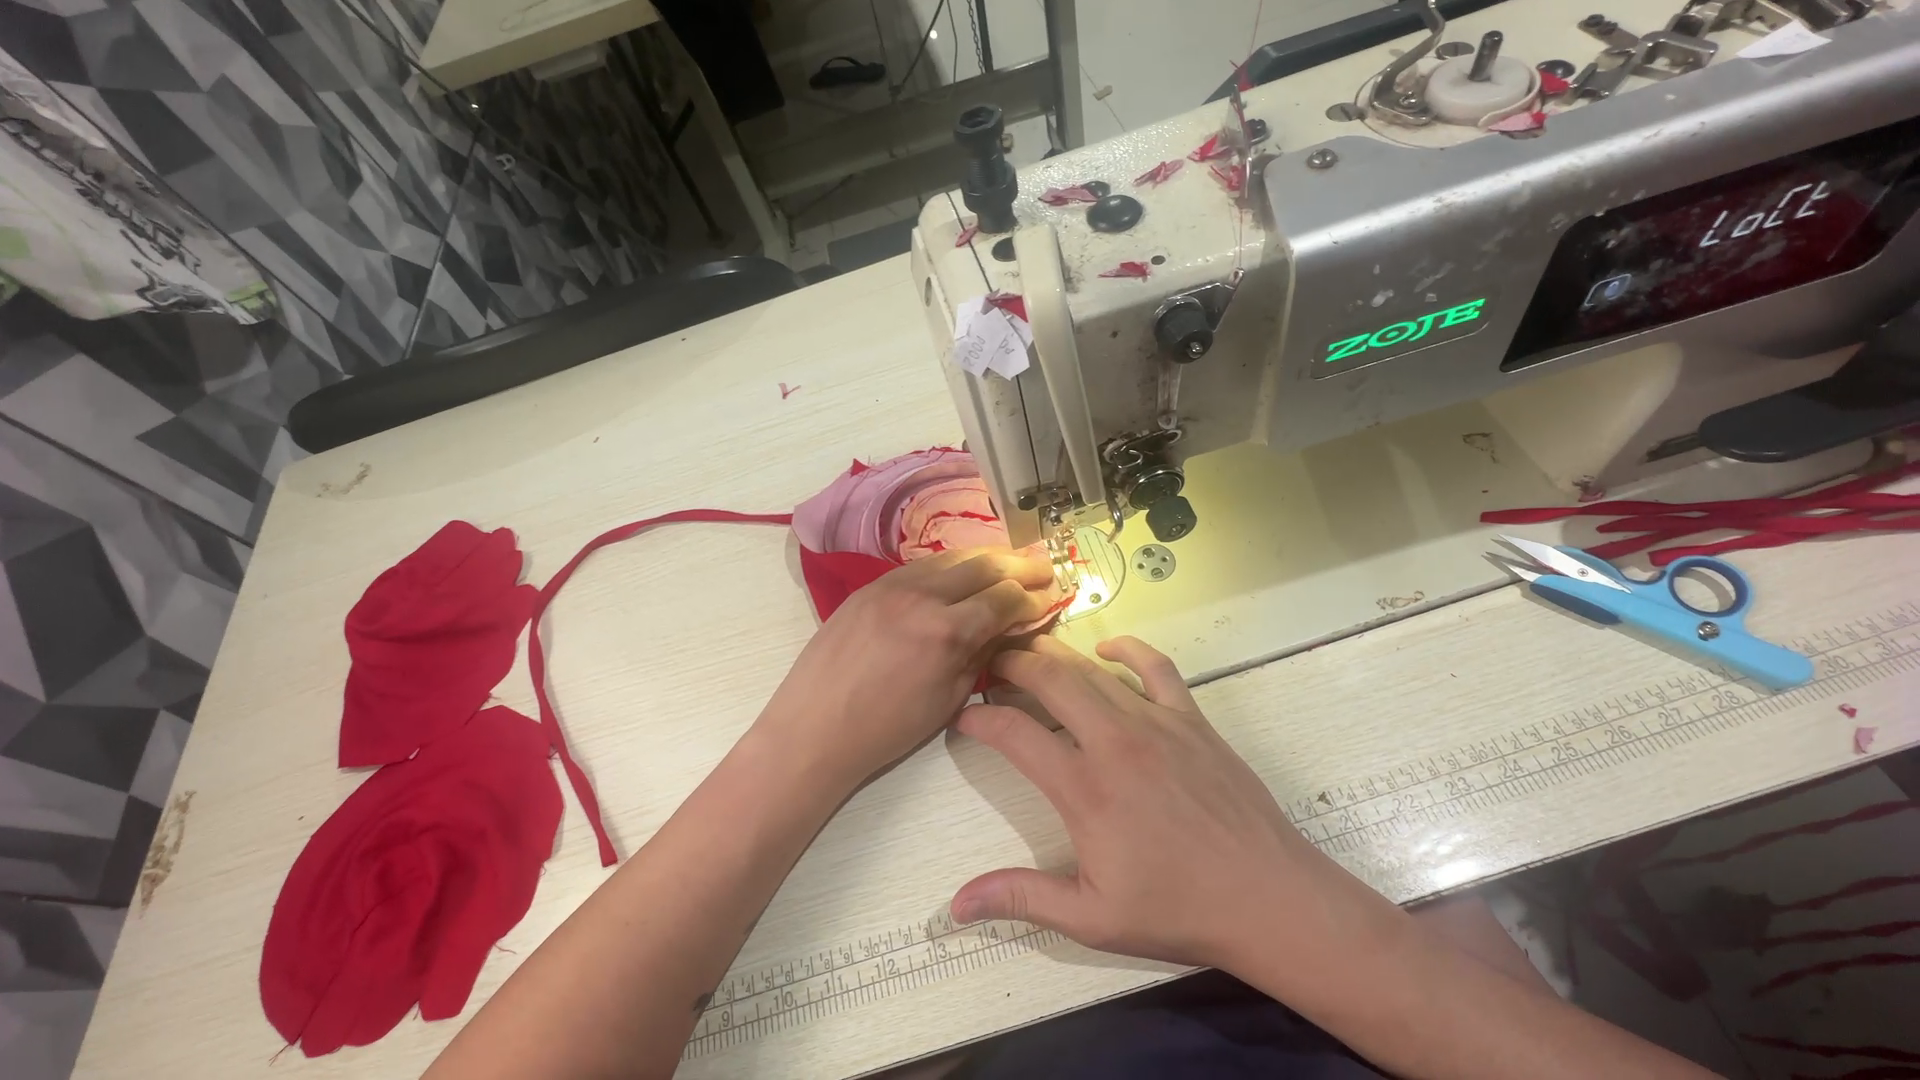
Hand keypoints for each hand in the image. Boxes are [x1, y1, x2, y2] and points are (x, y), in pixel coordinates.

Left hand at [758, 549, 1055, 785]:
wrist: (815, 727)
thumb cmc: (886, 729)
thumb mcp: (948, 699)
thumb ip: (982, 654)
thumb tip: (1011, 626)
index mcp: (946, 632)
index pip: (1004, 598)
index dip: (1032, 598)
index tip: (1049, 598)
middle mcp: (922, 596)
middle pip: (983, 565)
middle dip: (1018, 565)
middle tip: (1043, 566)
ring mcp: (891, 585)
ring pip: (950, 557)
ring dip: (985, 558)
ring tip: (1009, 561)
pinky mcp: (870, 585)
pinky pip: (920, 565)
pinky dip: (949, 565)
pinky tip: (961, 571)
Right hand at [949, 636, 1404, 973]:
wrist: (1267, 897)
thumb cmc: (1177, 910)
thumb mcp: (1091, 917)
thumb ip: (1021, 898)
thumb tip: (955, 905)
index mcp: (1084, 788)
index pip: (1014, 733)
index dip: (979, 720)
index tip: (963, 719)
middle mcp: (1115, 742)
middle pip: (1050, 679)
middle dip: (1011, 664)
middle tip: (990, 666)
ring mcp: (1157, 724)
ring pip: (1093, 671)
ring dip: (1055, 655)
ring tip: (1029, 650)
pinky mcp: (1192, 720)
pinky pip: (1157, 668)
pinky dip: (1129, 650)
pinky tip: (1108, 651)